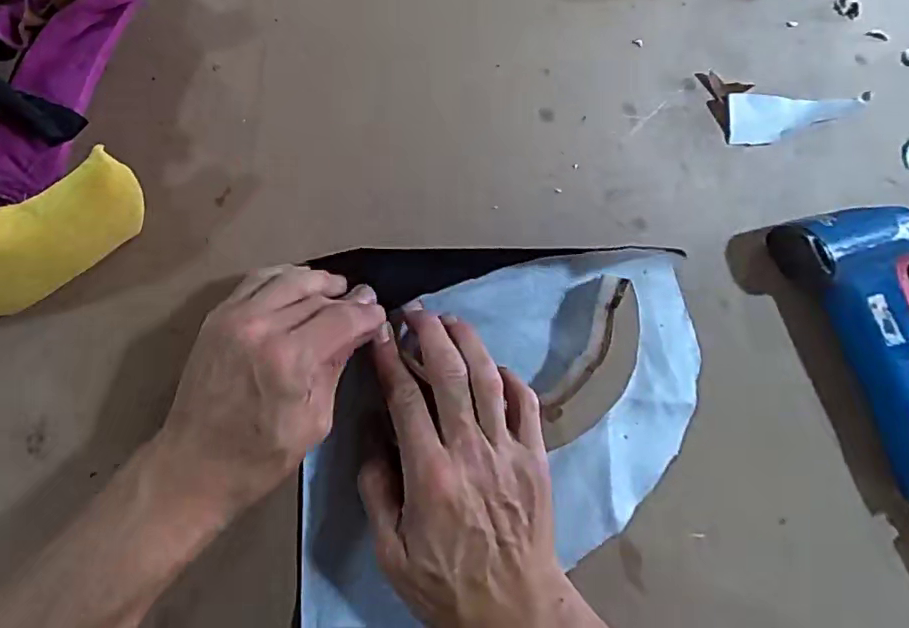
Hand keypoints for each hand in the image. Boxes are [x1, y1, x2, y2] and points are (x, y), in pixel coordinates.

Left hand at [155, 264, 385, 520]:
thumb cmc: (258, 458)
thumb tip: (360, 330)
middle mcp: (262, 327)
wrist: (190, 468)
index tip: (379, 315)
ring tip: (334, 290)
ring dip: (319, 281)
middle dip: (347, 297)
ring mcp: (235, 316)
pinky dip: (284, 276)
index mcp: (289, 360)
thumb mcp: (314, 422)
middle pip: (319, 295)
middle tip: (363, 302)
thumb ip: (336, 367)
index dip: (366, 314)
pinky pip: (259, 278)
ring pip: (290, 277)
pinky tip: (298, 287)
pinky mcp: (218, 315)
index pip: (342, 318)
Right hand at [359, 310, 604, 627]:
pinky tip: (493, 365)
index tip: (381, 332)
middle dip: (429, 333)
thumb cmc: (446, 584)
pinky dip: (510, 376)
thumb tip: (371, 433)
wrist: (515, 611)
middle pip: (450, 374)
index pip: (406, 399)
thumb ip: (376, 490)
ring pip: (488, 378)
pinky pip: (526, 401)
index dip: (392, 359)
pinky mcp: (536, 455)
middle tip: (415, 311)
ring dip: (467, 341)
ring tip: (450, 320)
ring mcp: (509, 450)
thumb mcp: (392, 554)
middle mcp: (471, 451)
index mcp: (431, 475)